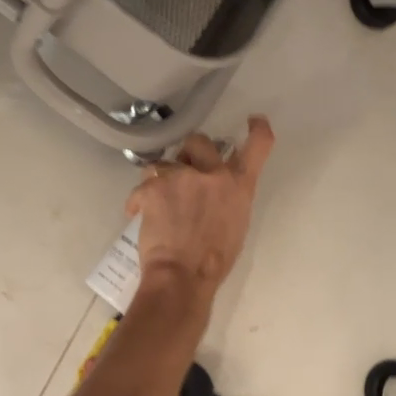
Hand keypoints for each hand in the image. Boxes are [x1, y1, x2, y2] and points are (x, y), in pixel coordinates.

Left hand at [126, 116, 274, 294]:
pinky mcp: (154, 187)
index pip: (258, 146)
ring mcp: (182, 177)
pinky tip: (137, 213)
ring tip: (158, 200)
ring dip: (161, 177)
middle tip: (183, 170)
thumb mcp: (235, 224)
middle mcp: (213, 173)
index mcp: (239, 185)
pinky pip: (143, 184)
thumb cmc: (214, 260)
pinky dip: (139, 199)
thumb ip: (229, 198)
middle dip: (189, 152)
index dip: (257, 128)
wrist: (183, 274)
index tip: (252, 120)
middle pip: (199, 141)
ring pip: (165, 162)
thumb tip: (217, 190)